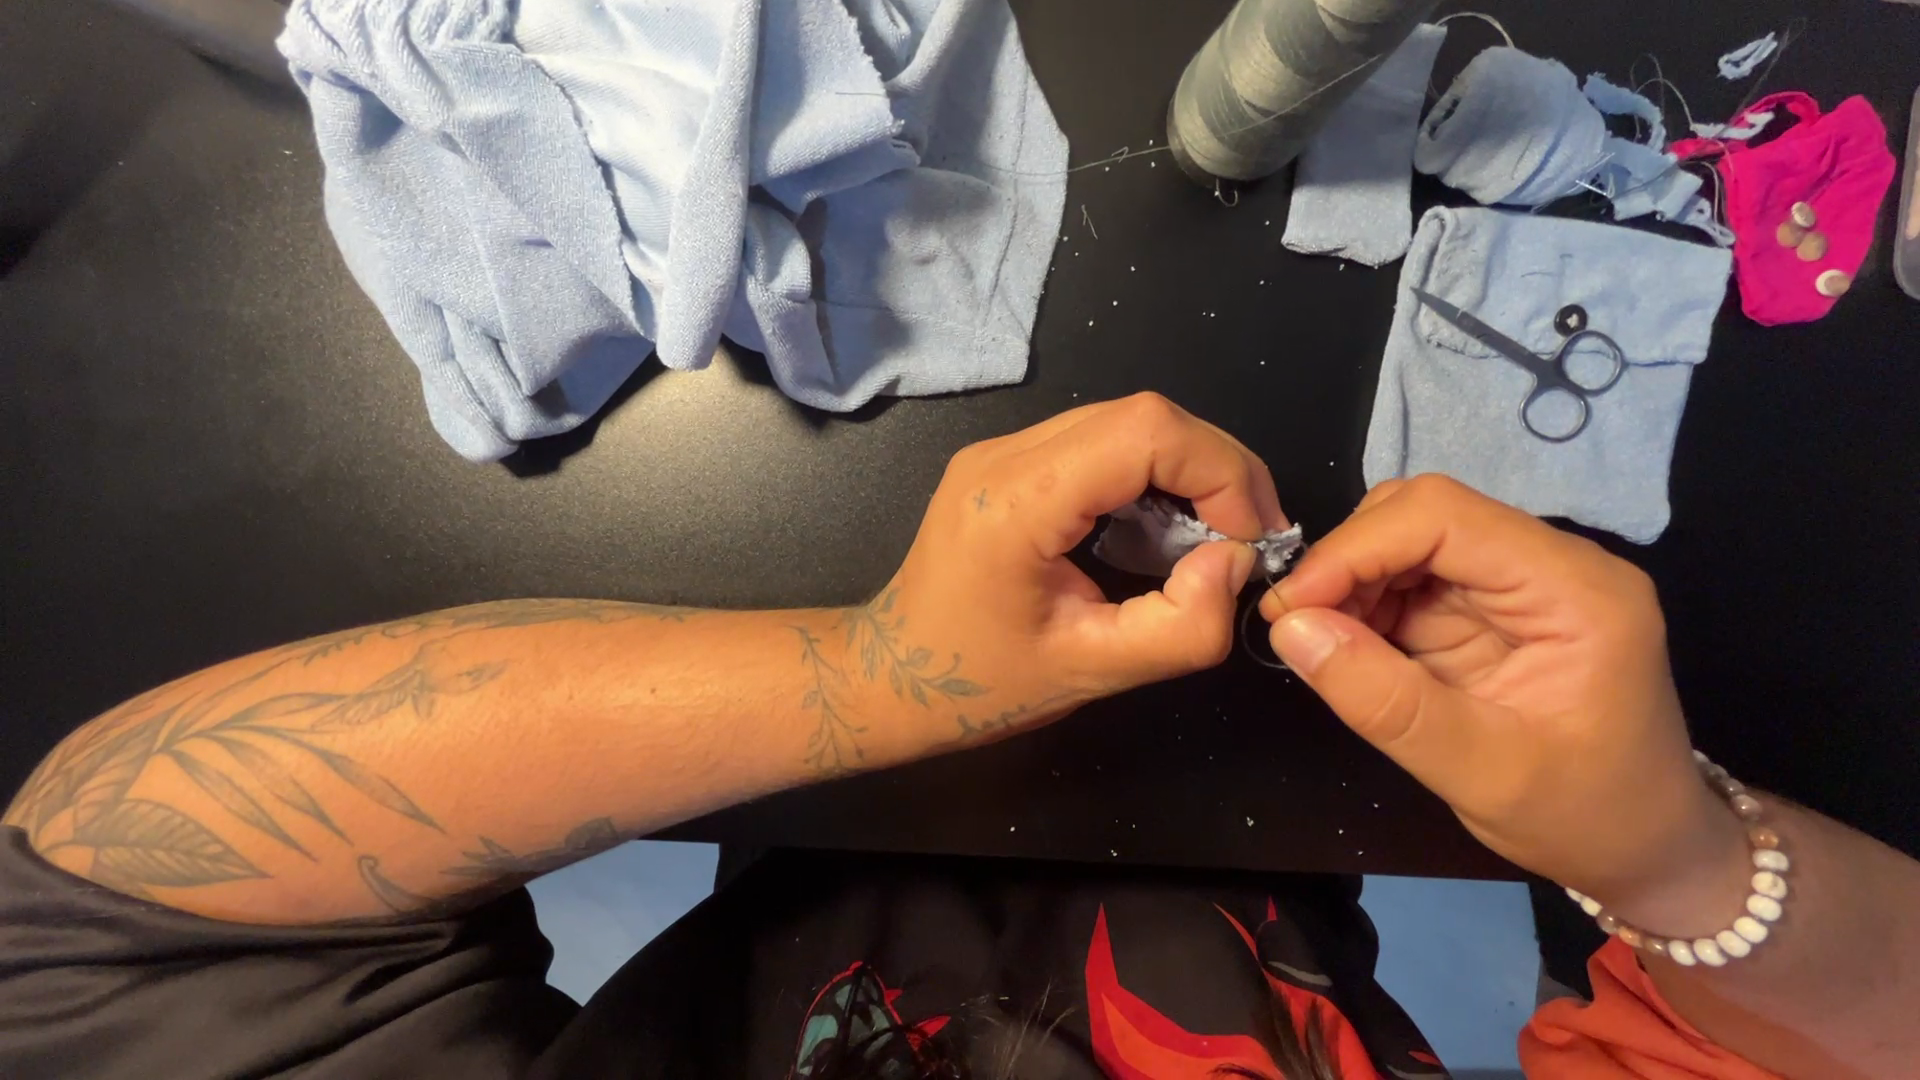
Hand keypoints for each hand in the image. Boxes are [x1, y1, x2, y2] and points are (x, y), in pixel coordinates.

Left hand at [879, 393, 1285, 735]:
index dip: (1220, 471)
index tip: (1250, 538)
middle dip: (1214, 468)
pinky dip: (1146, 474)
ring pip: (1120, 422)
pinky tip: (1159, 526)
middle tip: (1246, 536)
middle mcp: (1003, 456)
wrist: (892, 674)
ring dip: (1183, 469)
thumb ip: (1182, 627)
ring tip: (1211, 535)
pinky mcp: (1002, 464)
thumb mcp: (1092, 671)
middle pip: (1139, 415)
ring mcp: (997, 452)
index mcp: (1016, 500)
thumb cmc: (980, 683)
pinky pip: (1094, 443)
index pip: (1145, 432)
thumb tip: (1234, 561)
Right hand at [1260, 475, 1749, 934]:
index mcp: (1572, 590)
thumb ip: (1383, 700)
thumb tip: (1288, 629)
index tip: (1292, 607)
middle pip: (1417, 513)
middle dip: (1344, 560)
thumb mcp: (1478, 772)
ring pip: (1398, 536)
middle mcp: (1542, 565)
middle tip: (1296, 625)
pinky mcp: (1477, 603)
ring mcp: (1508, 580)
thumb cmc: (1581, 816)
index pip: (1442, 516)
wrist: (1637, 848)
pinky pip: (1397, 575)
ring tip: (1316, 640)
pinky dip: (1354, 601)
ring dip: (1343, 580)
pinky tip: (1344, 644)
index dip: (1354, 548)